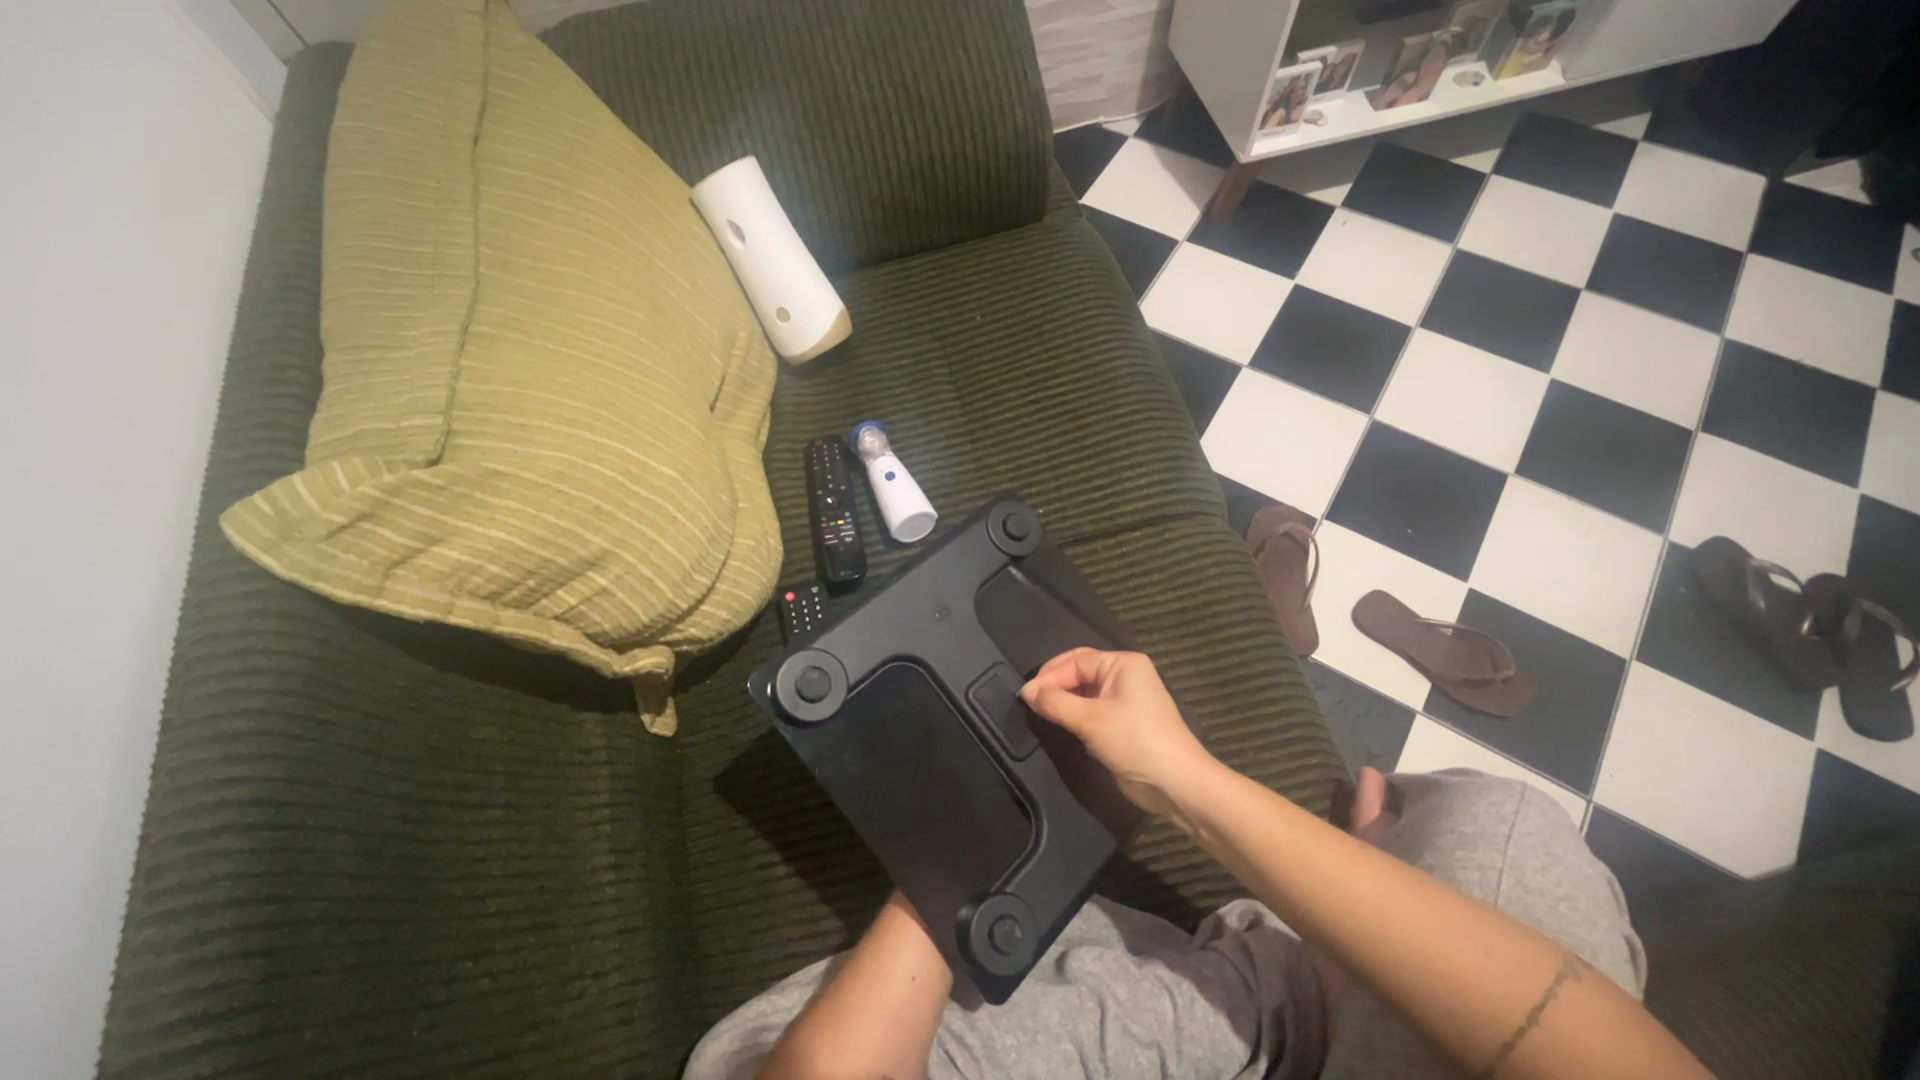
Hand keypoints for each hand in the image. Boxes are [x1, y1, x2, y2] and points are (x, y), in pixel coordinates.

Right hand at [1019, 648, 1220, 819]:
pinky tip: (1058, 725)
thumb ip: (1055, 703)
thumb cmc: (1135, 741)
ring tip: (1039, 714)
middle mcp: (1125, 676)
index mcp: (1123, 664)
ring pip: (1084, 693)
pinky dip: (1074, 716)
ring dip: (1063, 702)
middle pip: (1080, 672)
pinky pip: (1091, 711)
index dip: (1049, 675)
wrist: (1175, 783)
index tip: (1024, 695)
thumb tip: (1026, 691)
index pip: (1076, 660)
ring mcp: (1125, 701)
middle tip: (1029, 703)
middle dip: (1055, 685)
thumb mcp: (1090, 720)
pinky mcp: (1123, 724)